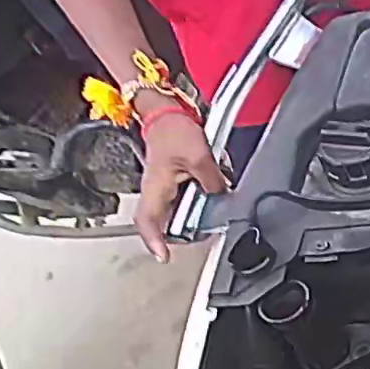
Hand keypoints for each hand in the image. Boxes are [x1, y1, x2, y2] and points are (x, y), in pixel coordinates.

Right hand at [132, 101, 226, 261]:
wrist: (166, 112)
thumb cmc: (174, 131)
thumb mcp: (199, 157)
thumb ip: (212, 181)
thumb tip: (221, 197)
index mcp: (155, 186)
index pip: (148, 219)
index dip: (153, 239)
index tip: (163, 256)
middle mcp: (155, 189)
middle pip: (162, 220)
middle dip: (179, 233)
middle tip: (199, 238)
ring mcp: (163, 185)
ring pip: (175, 211)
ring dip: (191, 218)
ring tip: (209, 222)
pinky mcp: (173, 179)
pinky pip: (184, 199)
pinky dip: (196, 205)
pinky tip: (211, 201)